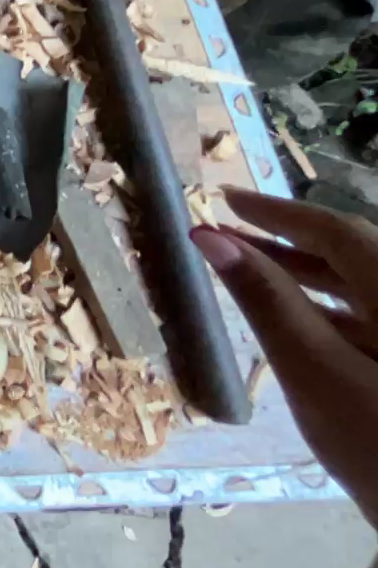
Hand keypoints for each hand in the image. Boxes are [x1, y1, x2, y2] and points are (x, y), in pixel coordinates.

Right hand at [192, 187, 377, 524]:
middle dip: (292, 238)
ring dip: (310, 269)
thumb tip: (207, 236)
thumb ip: (263, 298)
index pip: (343, 234)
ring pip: (372, 285)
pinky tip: (298, 310)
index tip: (224, 198)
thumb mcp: (311, 369)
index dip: (280, 212)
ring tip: (248, 262)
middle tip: (228, 227)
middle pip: (364, 256)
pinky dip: (335, 302)